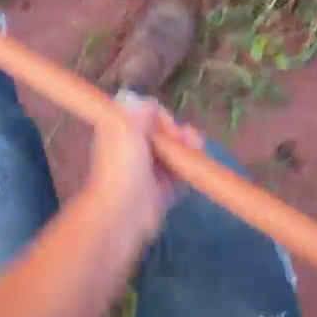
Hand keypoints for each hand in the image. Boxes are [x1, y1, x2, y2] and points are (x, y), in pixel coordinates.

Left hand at [81, 92, 203, 244]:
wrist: (124, 212)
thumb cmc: (123, 166)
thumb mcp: (127, 128)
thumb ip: (140, 112)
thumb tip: (149, 105)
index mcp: (119, 132)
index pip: (142, 114)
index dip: (158, 116)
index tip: (165, 125)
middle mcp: (133, 149)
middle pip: (160, 133)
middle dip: (177, 131)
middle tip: (188, 137)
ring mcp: (148, 171)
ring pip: (172, 153)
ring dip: (187, 147)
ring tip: (197, 147)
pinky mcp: (162, 191)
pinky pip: (179, 176)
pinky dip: (188, 169)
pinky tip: (196, 164)